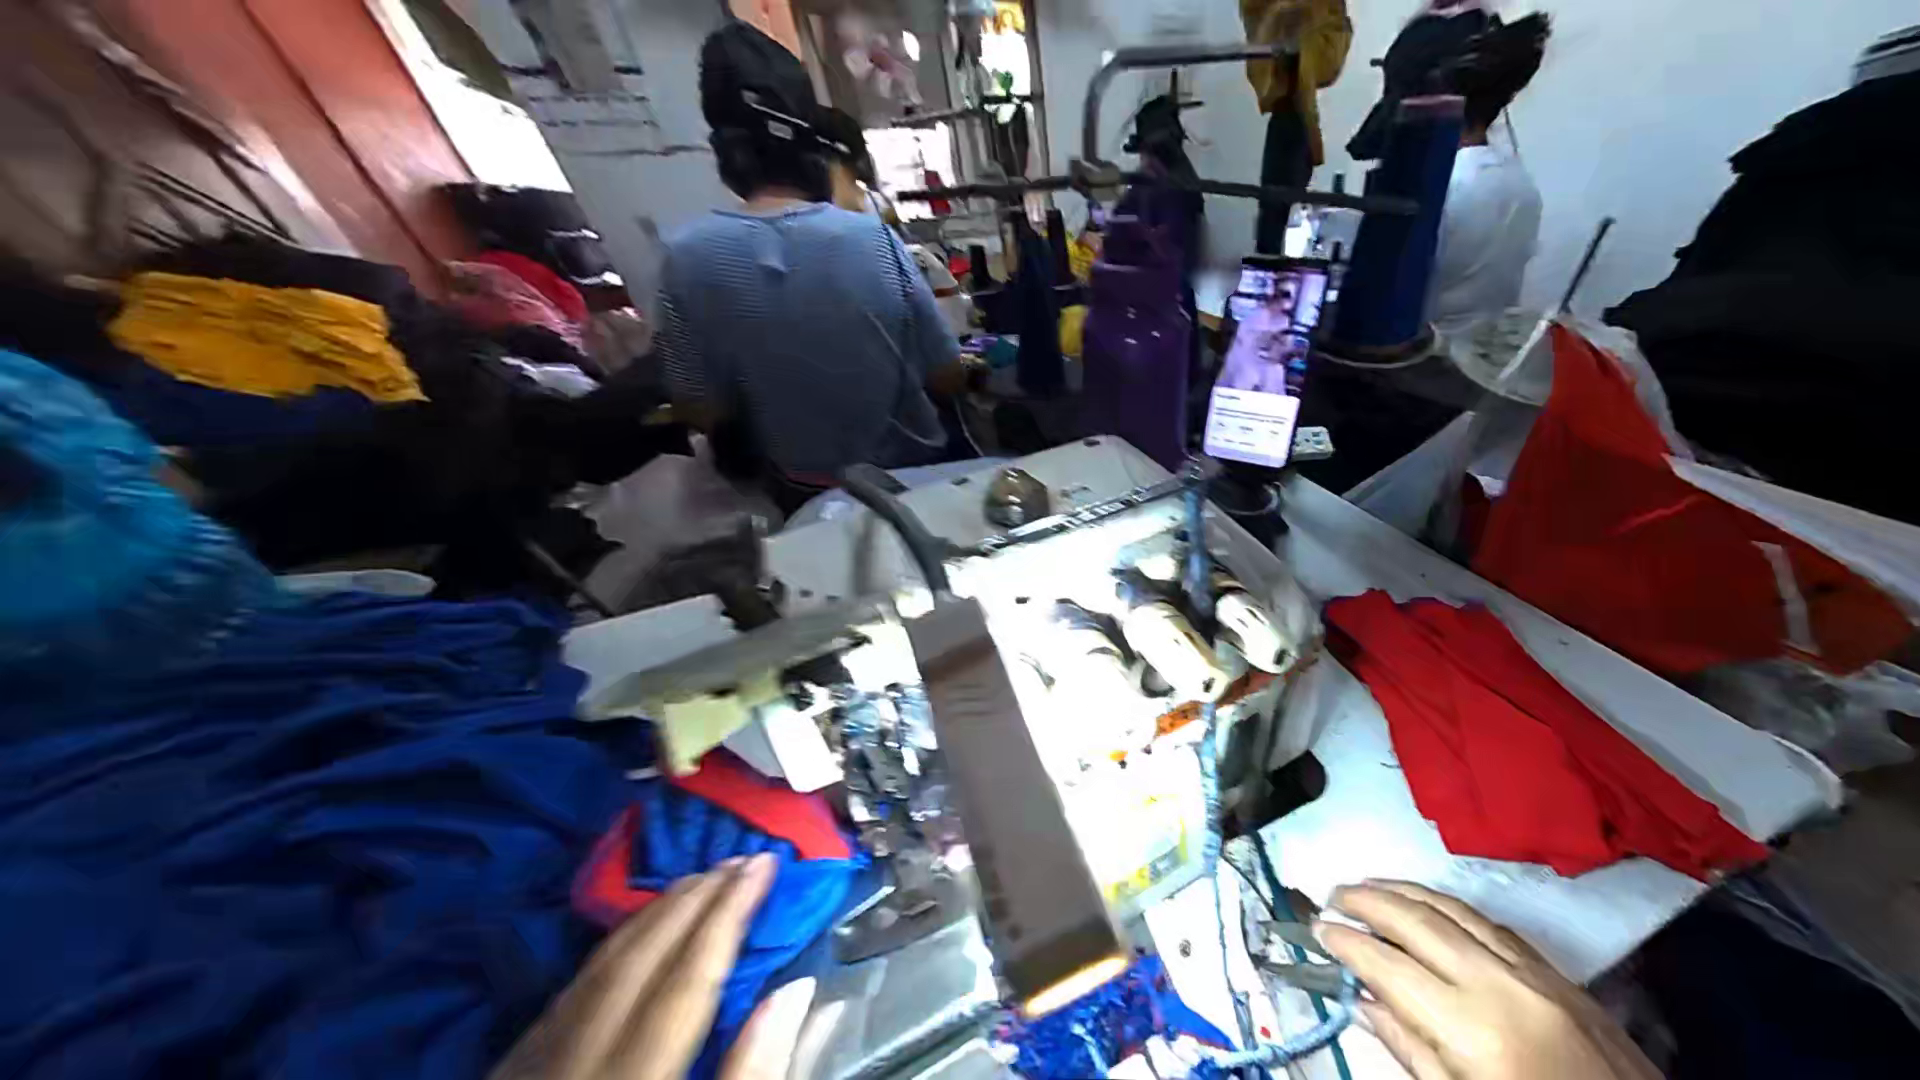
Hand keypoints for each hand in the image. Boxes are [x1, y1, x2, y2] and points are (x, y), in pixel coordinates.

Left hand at [491, 853, 812, 1079]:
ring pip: (604, 961)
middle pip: (644, 957)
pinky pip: (575, 984)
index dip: (730, 913)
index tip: (766, 865)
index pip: (690, 977)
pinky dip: (620, 941)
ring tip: (705, 876)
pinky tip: (643, 927)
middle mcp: (579, 1062)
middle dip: (699, 897)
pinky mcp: (513, 1070)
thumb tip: (796, 990)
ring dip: (660, 909)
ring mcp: (537, 1064)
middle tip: (743, 857)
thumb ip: (752, 1075)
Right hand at [1315, 881, 1659, 1079]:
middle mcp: (1500, 986)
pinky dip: (1449, 908)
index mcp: (1472, 1031)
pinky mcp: (1564, 979)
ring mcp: (1537, 976)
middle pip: (1416, 920)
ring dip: (1402, 891)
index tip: (1316, 929)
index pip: (1386, 965)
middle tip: (1332, 897)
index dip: (1345, 942)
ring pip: (1453, 909)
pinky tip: (1429, 909)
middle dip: (1365, 901)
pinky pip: (1492, 925)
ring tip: (1368, 887)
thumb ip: (1410, 1049)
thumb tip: (1362, 999)